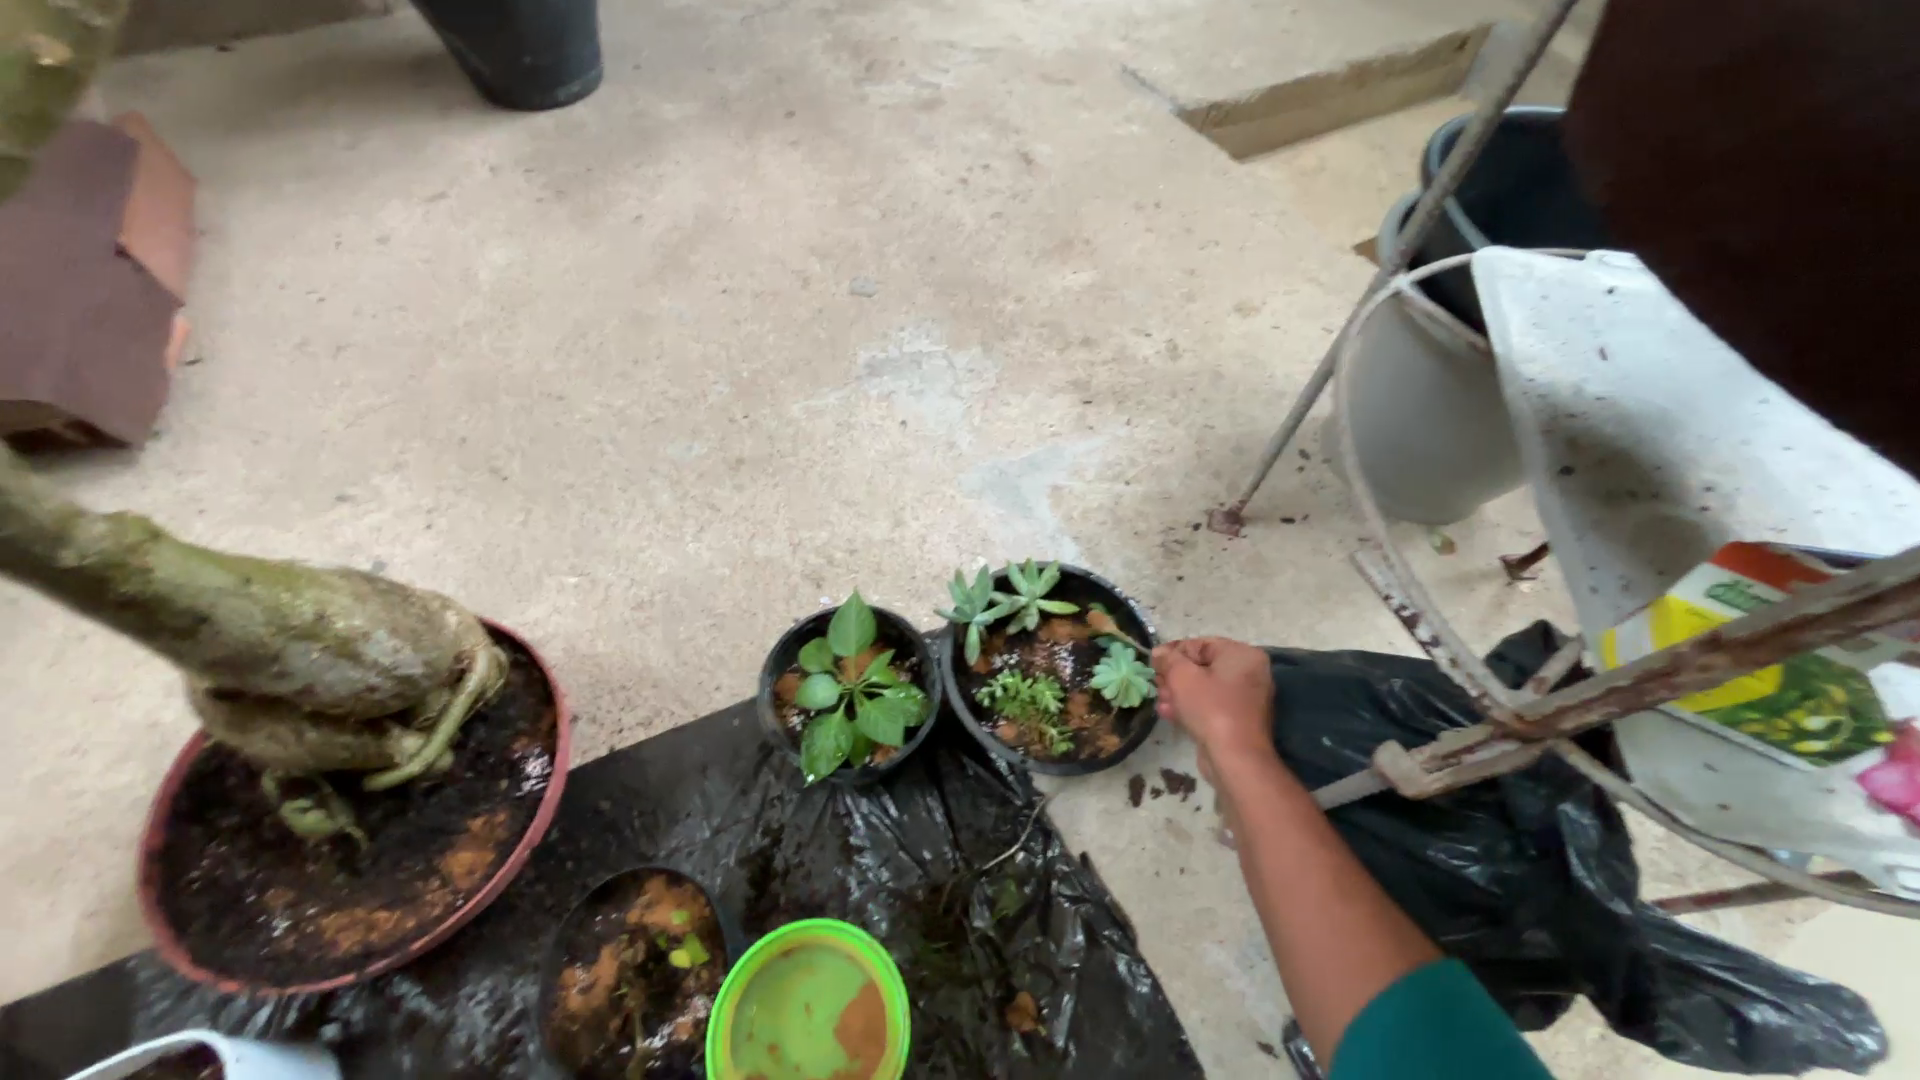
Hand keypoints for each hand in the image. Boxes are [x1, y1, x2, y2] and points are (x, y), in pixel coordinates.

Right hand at [1151, 637, 1275, 761]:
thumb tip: (1159, 653)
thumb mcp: (1182, 676)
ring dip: (1179, 692)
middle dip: (1175, 675)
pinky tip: (1169, 713)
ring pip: (1205, 688)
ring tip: (1161, 700)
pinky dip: (1191, 707)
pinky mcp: (1239, 721)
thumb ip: (1168, 659)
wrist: (1235, 757)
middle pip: (1203, 666)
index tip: (1153, 662)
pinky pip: (1211, 705)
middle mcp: (1250, 673)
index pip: (1201, 644)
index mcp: (1242, 655)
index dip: (1174, 651)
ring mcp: (1246, 699)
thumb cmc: (1210, 707)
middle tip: (1156, 683)